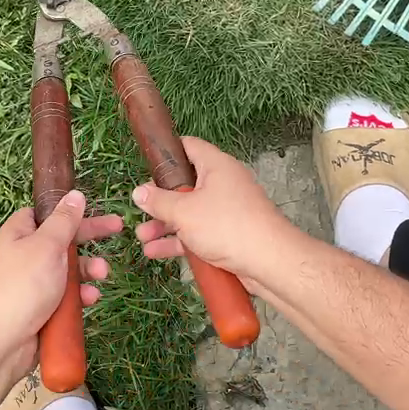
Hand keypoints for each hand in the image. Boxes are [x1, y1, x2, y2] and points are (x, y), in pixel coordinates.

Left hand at [0, 191, 122, 375]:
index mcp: (18, 234)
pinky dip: (79, 296)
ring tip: (102, 274)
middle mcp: (23, 256)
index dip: (68, 211)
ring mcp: (31, 284)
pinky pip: (64, 297)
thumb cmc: (21, 287)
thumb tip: (75, 194)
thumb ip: (64, 221)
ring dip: (87, 270)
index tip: (91, 209)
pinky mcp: (39, 309)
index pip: (44, 214)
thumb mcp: (46, 246)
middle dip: (88, 238)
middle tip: (118, 228)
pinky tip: (90, 299)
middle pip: (61, 240)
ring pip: (66, 271)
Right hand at [133, 136, 301, 288]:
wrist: (270, 262)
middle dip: (160, 201)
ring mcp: (227, 210)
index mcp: (216, 165)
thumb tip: (138, 192)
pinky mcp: (230, 234)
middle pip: (185, 184)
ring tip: (143, 238)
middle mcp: (223, 183)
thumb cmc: (227, 226)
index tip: (146, 167)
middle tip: (141, 211)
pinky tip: (157, 252)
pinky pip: (199, 232)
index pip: (188, 146)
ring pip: (190, 212)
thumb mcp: (184, 212)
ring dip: (165, 225)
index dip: (166, 154)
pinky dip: (180, 240)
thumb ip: (158, 201)